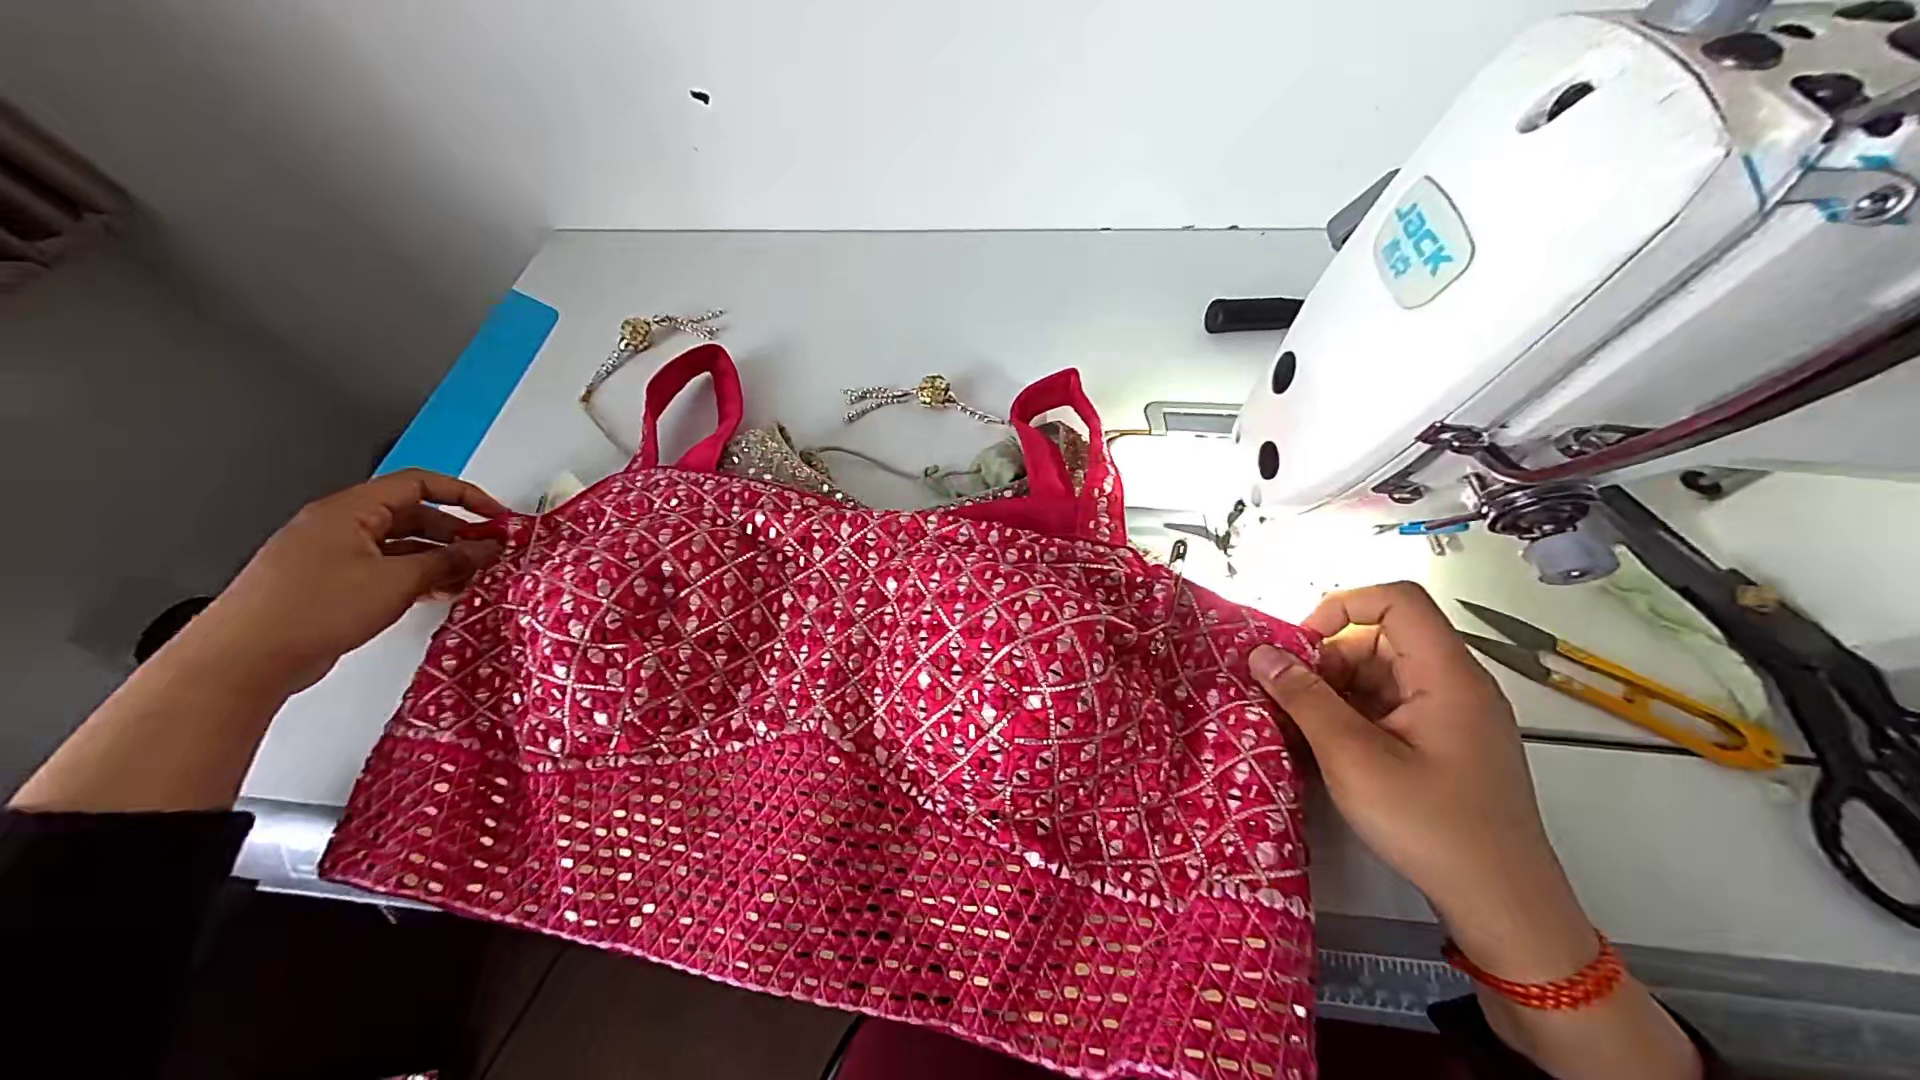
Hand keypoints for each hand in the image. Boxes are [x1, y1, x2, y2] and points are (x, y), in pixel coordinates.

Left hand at [187, 469, 506, 694]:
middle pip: (413, 515)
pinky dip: (418, 577)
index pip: (419, 484)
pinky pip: (388, 569)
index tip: (496, 516)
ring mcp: (335, 556)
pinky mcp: (333, 585)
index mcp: (350, 510)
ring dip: (440, 559)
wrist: (244, 660)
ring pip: (403, 546)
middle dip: (456, 532)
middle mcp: (341, 526)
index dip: (464, 495)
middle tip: (489, 552)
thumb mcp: (397, 581)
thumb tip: (485, 548)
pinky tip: (440, 593)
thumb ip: (448, 560)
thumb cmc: (314, 609)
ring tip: (471, 577)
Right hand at [1249, 582, 1596, 982]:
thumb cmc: (1431, 825)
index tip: (1300, 645)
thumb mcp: (1353, 757)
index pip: (1398, 600)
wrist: (1503, 905)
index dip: (1342, 606)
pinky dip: (1352, 714)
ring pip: (1380, 673)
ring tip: (1303, 728)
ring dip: (1334, 690)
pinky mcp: (1443, 741)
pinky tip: (1328, 747)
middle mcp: (1455, 684)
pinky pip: (1389, 705)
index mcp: (1448, 675)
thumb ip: (1304, 698)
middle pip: (1381, 638)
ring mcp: (1451, 714)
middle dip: (1328, 659)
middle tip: (1292, 699)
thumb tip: (1261, 654)